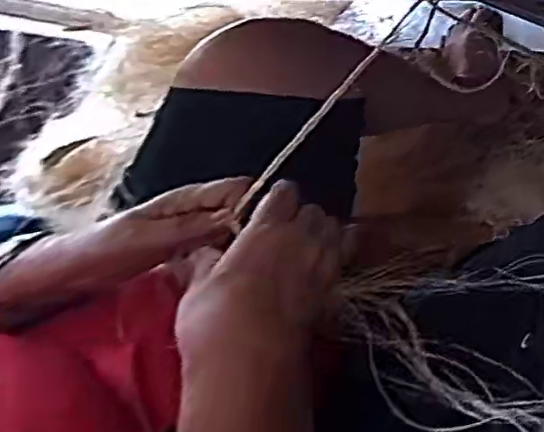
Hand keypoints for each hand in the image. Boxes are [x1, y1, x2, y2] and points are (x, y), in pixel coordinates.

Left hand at [0, 177, 249, 307]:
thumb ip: (190, 227)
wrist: (47, 280)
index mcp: (190, 197)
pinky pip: (216, 243)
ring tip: (238, 262)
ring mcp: (190, 229)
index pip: (242, 188)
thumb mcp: (141, 240)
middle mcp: (197, 209)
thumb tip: (240, 217)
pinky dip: (223, 253)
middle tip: (249, 251)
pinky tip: (221, 268)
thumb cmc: (93, 254)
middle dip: (251, 224)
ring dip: (238, 241)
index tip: (257, 230)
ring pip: (232, 226)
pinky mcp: (184, 248)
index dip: (256, 204)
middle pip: (242, 206)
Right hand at [175, 182, 340, 368]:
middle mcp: (303, 232)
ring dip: (320, 230)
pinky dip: (338, 248)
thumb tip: (202, 251)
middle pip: (311, 210)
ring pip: (332, 224)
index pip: (283, 193)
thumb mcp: (198, 287)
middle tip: (281, 234)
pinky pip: (345, 247)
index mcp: (268, 228)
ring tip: (303, 246)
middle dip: (298, 217)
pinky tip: (324, 260)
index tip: (271, 202)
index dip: (278, 196)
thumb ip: (206, 261)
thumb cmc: (215, 317)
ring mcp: (325, 251)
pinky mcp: (337, 273)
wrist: (253, 350)